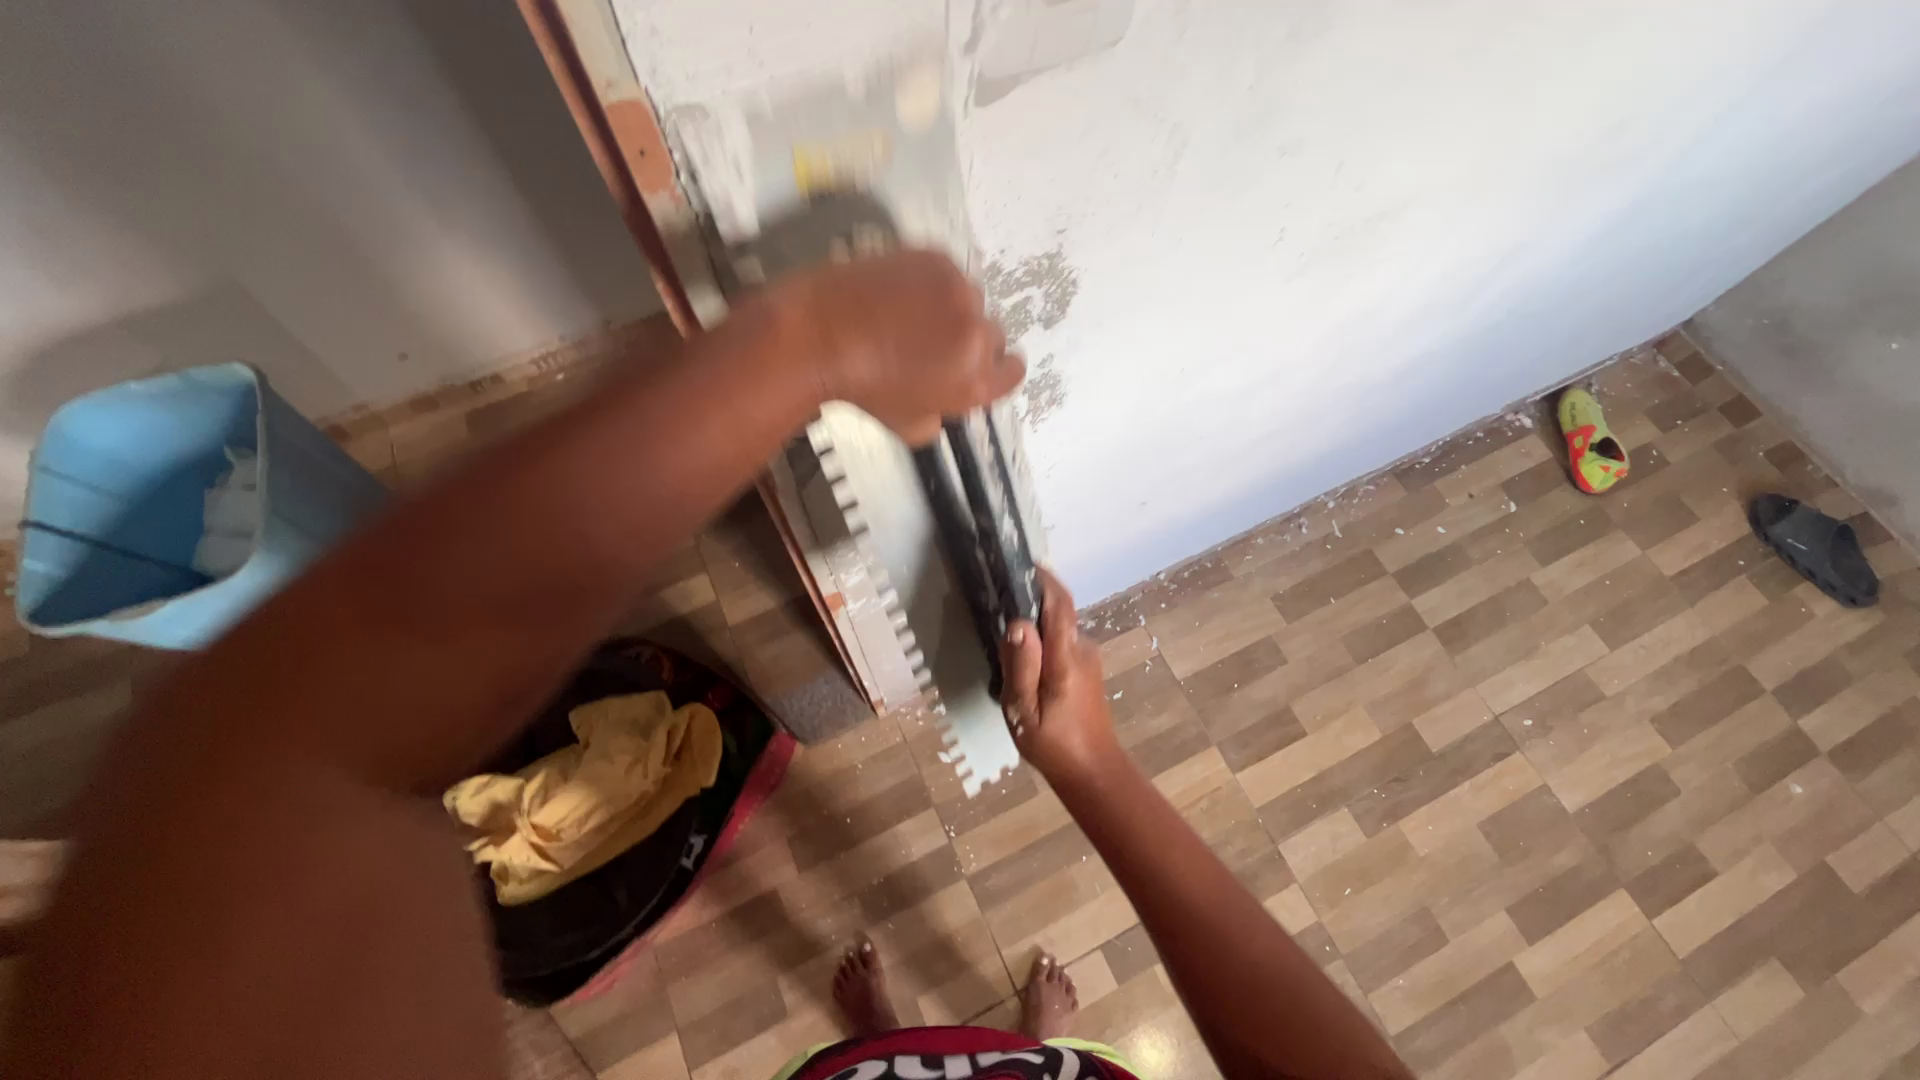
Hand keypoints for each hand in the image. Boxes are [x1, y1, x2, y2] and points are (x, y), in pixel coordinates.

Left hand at [778, 250, 1025, 444]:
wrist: (820, 335)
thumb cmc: (859, 384)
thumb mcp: (906, 426)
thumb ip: (941, 419)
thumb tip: (944, 410)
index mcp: (974, 381)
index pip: (1013, 372)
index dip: (995, 370)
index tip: (979, 365)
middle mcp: (975, 335)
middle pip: (992, 335)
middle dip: (968, 340)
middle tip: (933, 343)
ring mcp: (958, 292)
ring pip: (971, 300)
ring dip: (951, 308)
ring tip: (911, 317)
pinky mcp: (937, 259)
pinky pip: (947, 272)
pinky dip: (930, 282)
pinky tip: (899, 296)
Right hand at [999, 569, 1122, 783]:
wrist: (1093, 771)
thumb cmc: (1054, 744)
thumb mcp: (1024, 710)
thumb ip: (1021, 665)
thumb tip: (1018, 622)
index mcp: (1066, 658)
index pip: (1060, 605)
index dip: (1045, 580)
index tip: (1025, 562)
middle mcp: (1082, 650)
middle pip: (1056, 614)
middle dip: (1030, 607)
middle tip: (1000, 615)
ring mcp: (1088, 658)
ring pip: (1057, 630)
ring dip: (1035, 631)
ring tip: (1008, 653)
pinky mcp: (1087, 668)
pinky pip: (1061, 644)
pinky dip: (1043, 645)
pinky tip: (1026, 670)